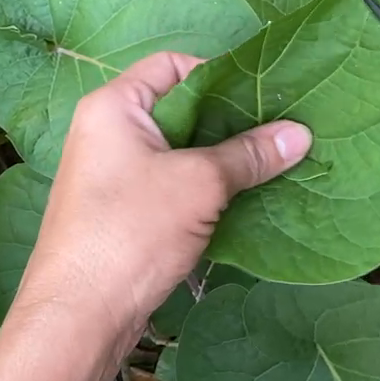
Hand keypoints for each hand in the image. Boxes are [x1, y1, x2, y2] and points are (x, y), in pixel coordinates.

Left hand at [11, 51, 311, 349]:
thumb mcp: (200, 184)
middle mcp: (106, 130)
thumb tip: (301, 132)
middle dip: (225, 120)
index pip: (170, 65)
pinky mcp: (120, 211)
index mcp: (113, 105)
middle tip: (275, 130)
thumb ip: (249, 154)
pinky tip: (240, 197)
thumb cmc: (132, 229)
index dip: (217, 73)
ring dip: (217, 158)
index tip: (260, 95)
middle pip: (176, 108)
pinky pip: (168, 183)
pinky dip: (201, 187)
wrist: (78, 315)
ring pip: (175, 150)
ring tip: (268, 163)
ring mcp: (111, 173)